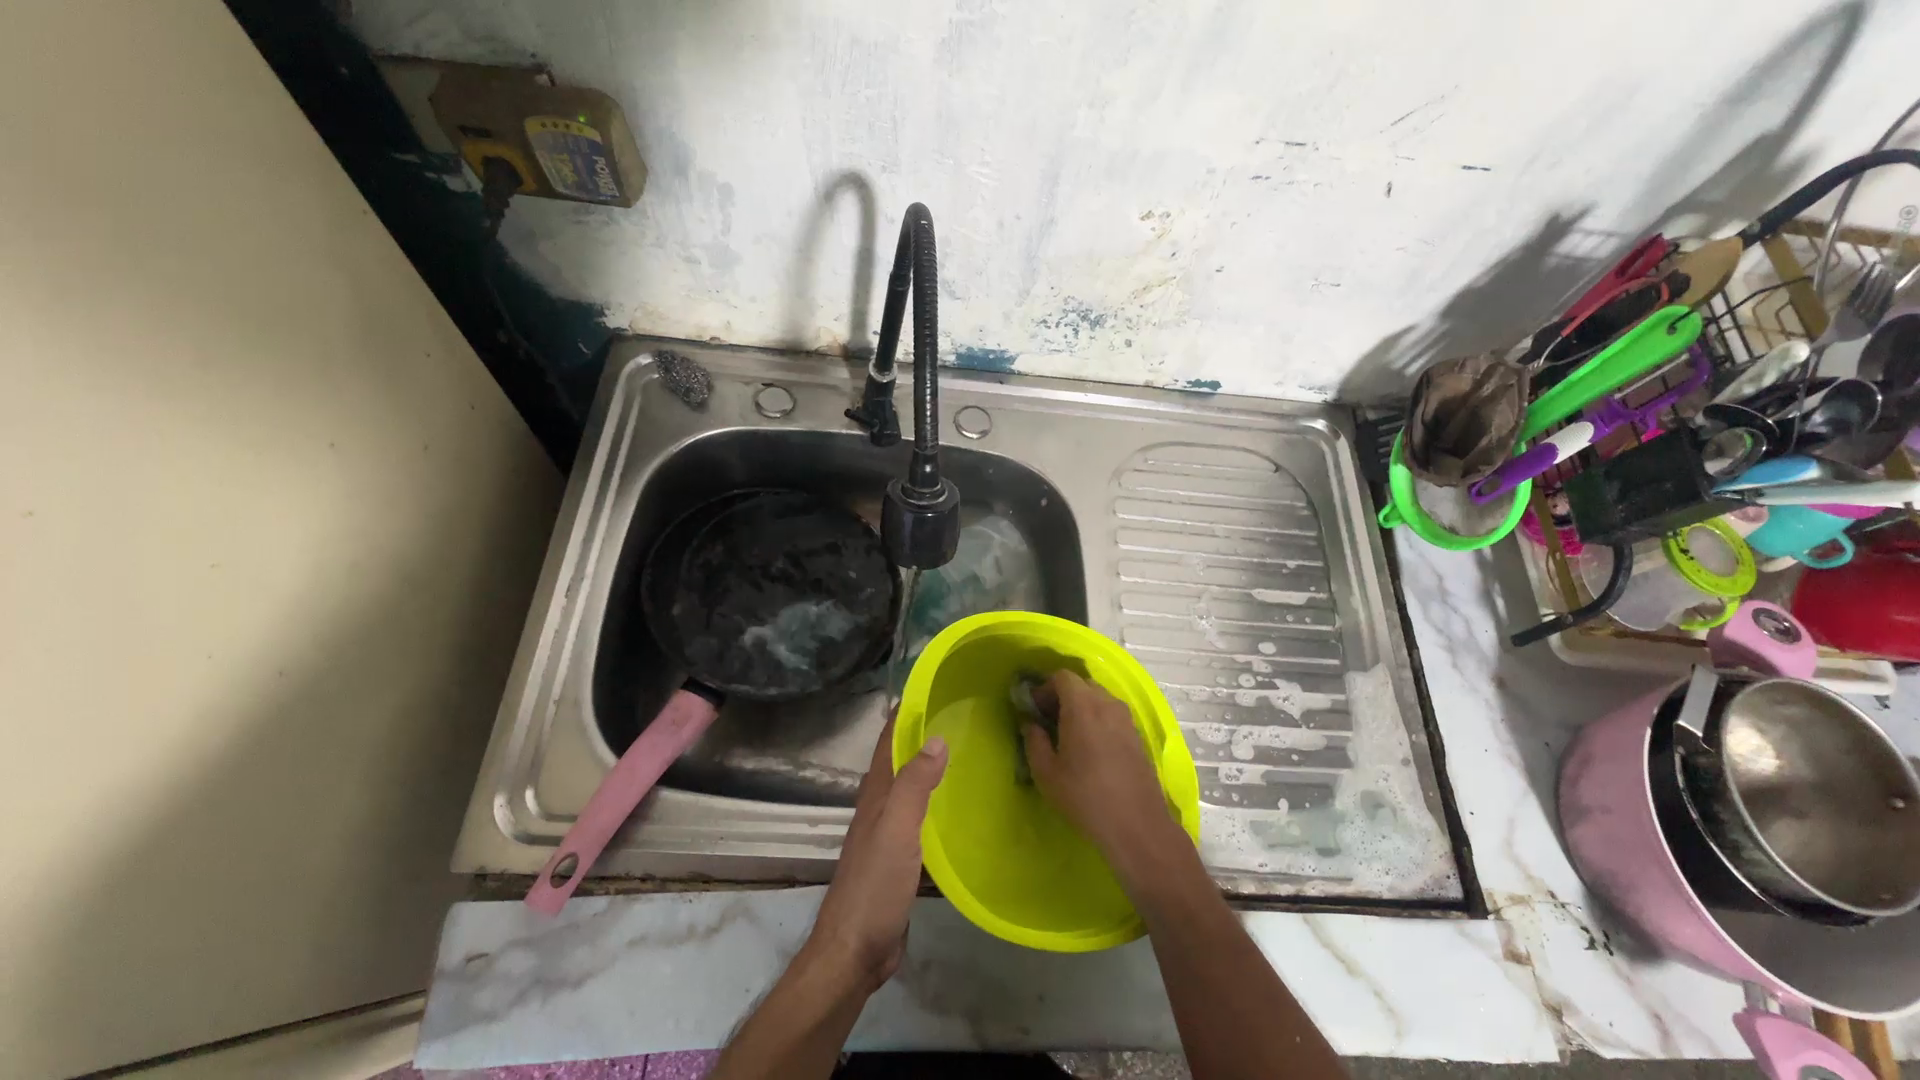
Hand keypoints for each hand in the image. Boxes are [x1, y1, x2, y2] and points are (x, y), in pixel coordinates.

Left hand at [802, 717, 946, 993]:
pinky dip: (940, 810)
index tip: (932, 686)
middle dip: (925, 738)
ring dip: (934, 773)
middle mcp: (880, 810)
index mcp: (875, 797)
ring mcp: (890, 838)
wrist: (856, 950)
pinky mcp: (902, 864)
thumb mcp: (896, 829)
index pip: (889, 744)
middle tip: (964, 716)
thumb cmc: (874, 886)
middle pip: (902, 764)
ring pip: (913, 794)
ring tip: (971, 756)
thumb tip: (936, 736)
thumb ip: (914, 785)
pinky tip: (964, 813)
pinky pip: (924, 824)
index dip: (905, 715)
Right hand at [1023, 671, 1182, 876]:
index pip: (1062, 676)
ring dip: (1081, 708)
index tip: (1033, 710)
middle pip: (1082, 685)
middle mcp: (1107, 704)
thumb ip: (1034, 741)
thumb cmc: (1085, 797)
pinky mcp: (1137, 736)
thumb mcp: (1046, 773)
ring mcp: (1126, 719)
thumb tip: (1030, 724)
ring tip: (1068, 735)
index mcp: (1082, 707)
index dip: (1044, 688)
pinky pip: (1112, 715)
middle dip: (1062, 696)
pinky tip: (1090, 748)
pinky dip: (1098, 720)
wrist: (1137, 824)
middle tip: (1047, 721)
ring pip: (1099, 699)